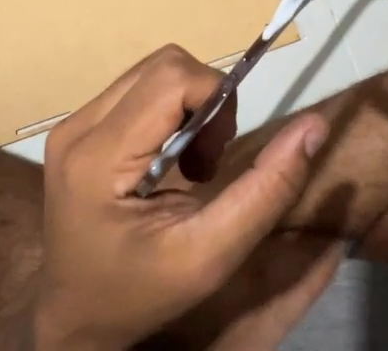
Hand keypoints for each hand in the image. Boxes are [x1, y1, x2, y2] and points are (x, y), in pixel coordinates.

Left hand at [32, 45, 329, 349]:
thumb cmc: (141, 295)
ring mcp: (73, 125)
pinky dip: (171, 111)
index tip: (221, 154)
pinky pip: (139, 88)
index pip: (171, 78)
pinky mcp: (78, 128)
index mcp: (99, 158)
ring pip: (154, 71)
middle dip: (205, 102)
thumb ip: (265, 190)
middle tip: (209, 164)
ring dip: (190, 106)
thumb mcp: (211, 256)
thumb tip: (314, 126)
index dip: (215, 98)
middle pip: (164, 66)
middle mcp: (77, 128)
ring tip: (191, 166)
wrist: (75, 322)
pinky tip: (170, 161)